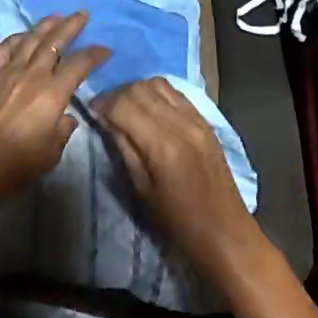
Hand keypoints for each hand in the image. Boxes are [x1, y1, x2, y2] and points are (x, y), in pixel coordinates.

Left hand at [0, 13, 108, 213]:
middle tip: (81, 13)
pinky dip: (13, 40)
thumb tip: (66, 117)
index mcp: (52, 93)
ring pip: (29, 41)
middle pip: (53, 43)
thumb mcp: (52, 151)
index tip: (105, 49)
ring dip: (43, 26)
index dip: (94, 55)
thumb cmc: (19, 162)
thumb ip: (63, 129)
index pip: (79, 65)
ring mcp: (9, 73)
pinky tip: (19, 36)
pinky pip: (3, 51)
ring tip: (55, 16)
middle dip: (70, 26)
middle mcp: (32, 75)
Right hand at [94, 78, 262, 283]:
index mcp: (162, 144)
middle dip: (118, 94)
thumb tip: (105, 119)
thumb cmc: (179, 222)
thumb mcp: (142, 190)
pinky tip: (151, 109)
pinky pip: (176, 93)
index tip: (92, 111)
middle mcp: (180, 123)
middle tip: (107, 110)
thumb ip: (124, 148)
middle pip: (140, 88)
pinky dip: (158, 94)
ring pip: (158, 83)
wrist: (226, 234)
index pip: (124, 104)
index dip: (103, 103)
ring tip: (128, 108)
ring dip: (138, 90)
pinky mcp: (206, 121)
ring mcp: (196, 119)